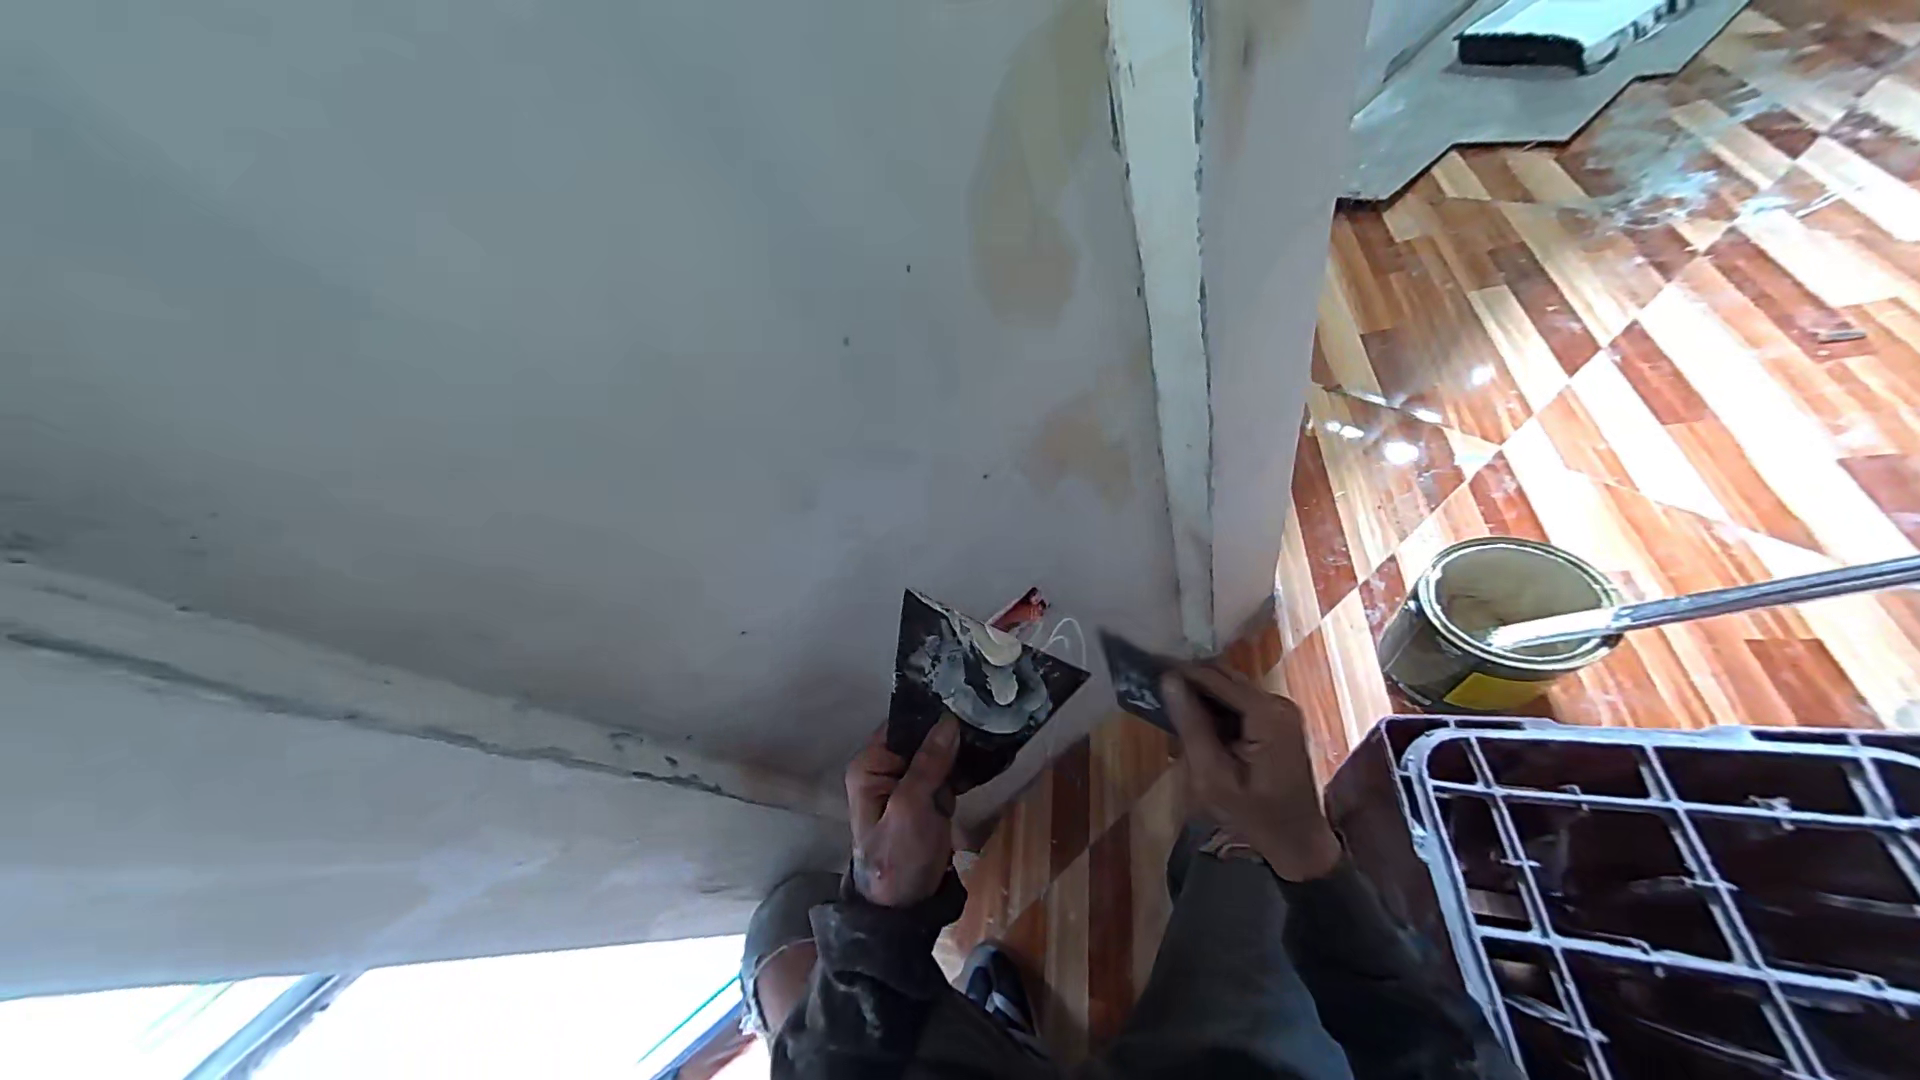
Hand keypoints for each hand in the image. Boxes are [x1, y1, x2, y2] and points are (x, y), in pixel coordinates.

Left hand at [845, 716, 961, 906]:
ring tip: (979, 757)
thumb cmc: (898, 858)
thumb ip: (928, 764)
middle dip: (949, 742)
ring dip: (958, 759)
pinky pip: (946, 772)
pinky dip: (961, 773)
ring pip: (939, 753)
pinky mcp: (925, 796)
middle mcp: (885, 767)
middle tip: (975, 741)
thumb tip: (948, 721)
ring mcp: (906, 782)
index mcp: (870, 765)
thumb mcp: (911, 808)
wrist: (906, 908)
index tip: (964, 712)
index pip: (902, 724)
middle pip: (923, 737)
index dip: (931, 718)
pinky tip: (981, 768)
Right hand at [1162, 663, 1341, 881]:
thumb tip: (1168, 679)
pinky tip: (1194, 724)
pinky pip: (1237, 701)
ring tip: (1169, 709)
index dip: (1179, 673)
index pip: (1213, 677)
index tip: (1147, 673)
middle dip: (1188, 682)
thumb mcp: (1212, 775)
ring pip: (1228, 686)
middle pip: (1223, 676)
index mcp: (1266, 713)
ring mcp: (1280, 710)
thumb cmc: (1253, 815)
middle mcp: (1277, 702)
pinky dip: (1214, 708)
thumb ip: (1191, 724)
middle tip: (1154, 693)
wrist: (1298, 842)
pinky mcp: (1277, 719)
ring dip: (1199, 696)